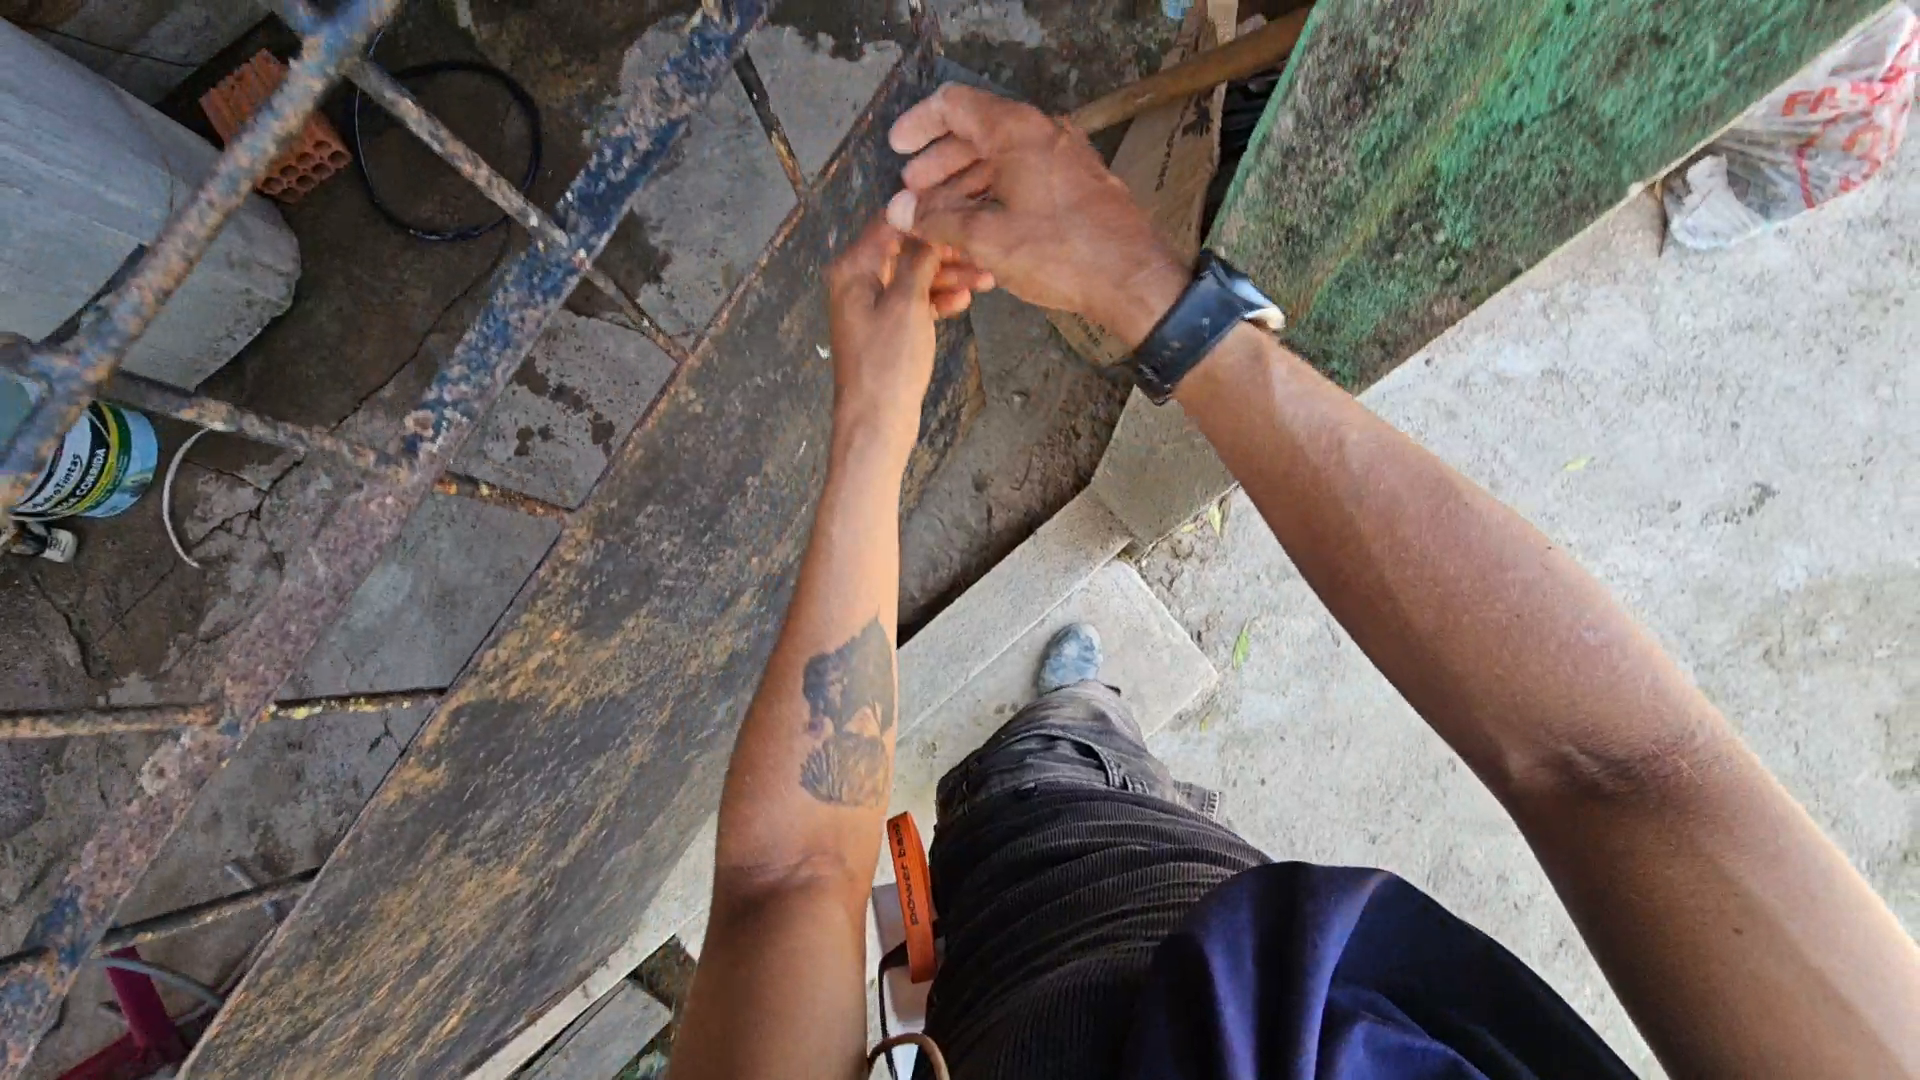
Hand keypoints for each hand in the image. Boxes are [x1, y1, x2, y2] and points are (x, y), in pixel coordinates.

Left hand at [827, 218, 985, 452]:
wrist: (877, 422)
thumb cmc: (888, 363)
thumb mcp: (907, 303)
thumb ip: (918, 259)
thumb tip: (928, 227)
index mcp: (852, 268)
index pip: (891, 224)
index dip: (928, 218)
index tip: (964, 215)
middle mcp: (857, 282)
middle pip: (905, 251)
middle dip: (944, 252)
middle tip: (982, 253)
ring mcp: (872, 307)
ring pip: (914, 278)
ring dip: (948, 277)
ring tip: (986, 279)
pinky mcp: (887, 329)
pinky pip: (914, 303)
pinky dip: (937, 300)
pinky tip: (964, 300)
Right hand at [887, 83, 1190, 346]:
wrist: (1131, 280)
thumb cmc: (1060, 254)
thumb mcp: (988, 239)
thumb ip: (938, 221)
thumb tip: (899, 210)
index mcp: (1016, 132)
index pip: (954, 105)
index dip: (920, 124)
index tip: (897, 149)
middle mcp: (1042, 134)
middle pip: (977, 134)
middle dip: (939, 164)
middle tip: (913, 194)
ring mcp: (1064, 160)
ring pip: (1002, 160)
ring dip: (966, 185)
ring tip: (940, 218)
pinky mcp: (1077, 187)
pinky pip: (1025, 180)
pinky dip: (995, 196)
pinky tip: (980, 228)